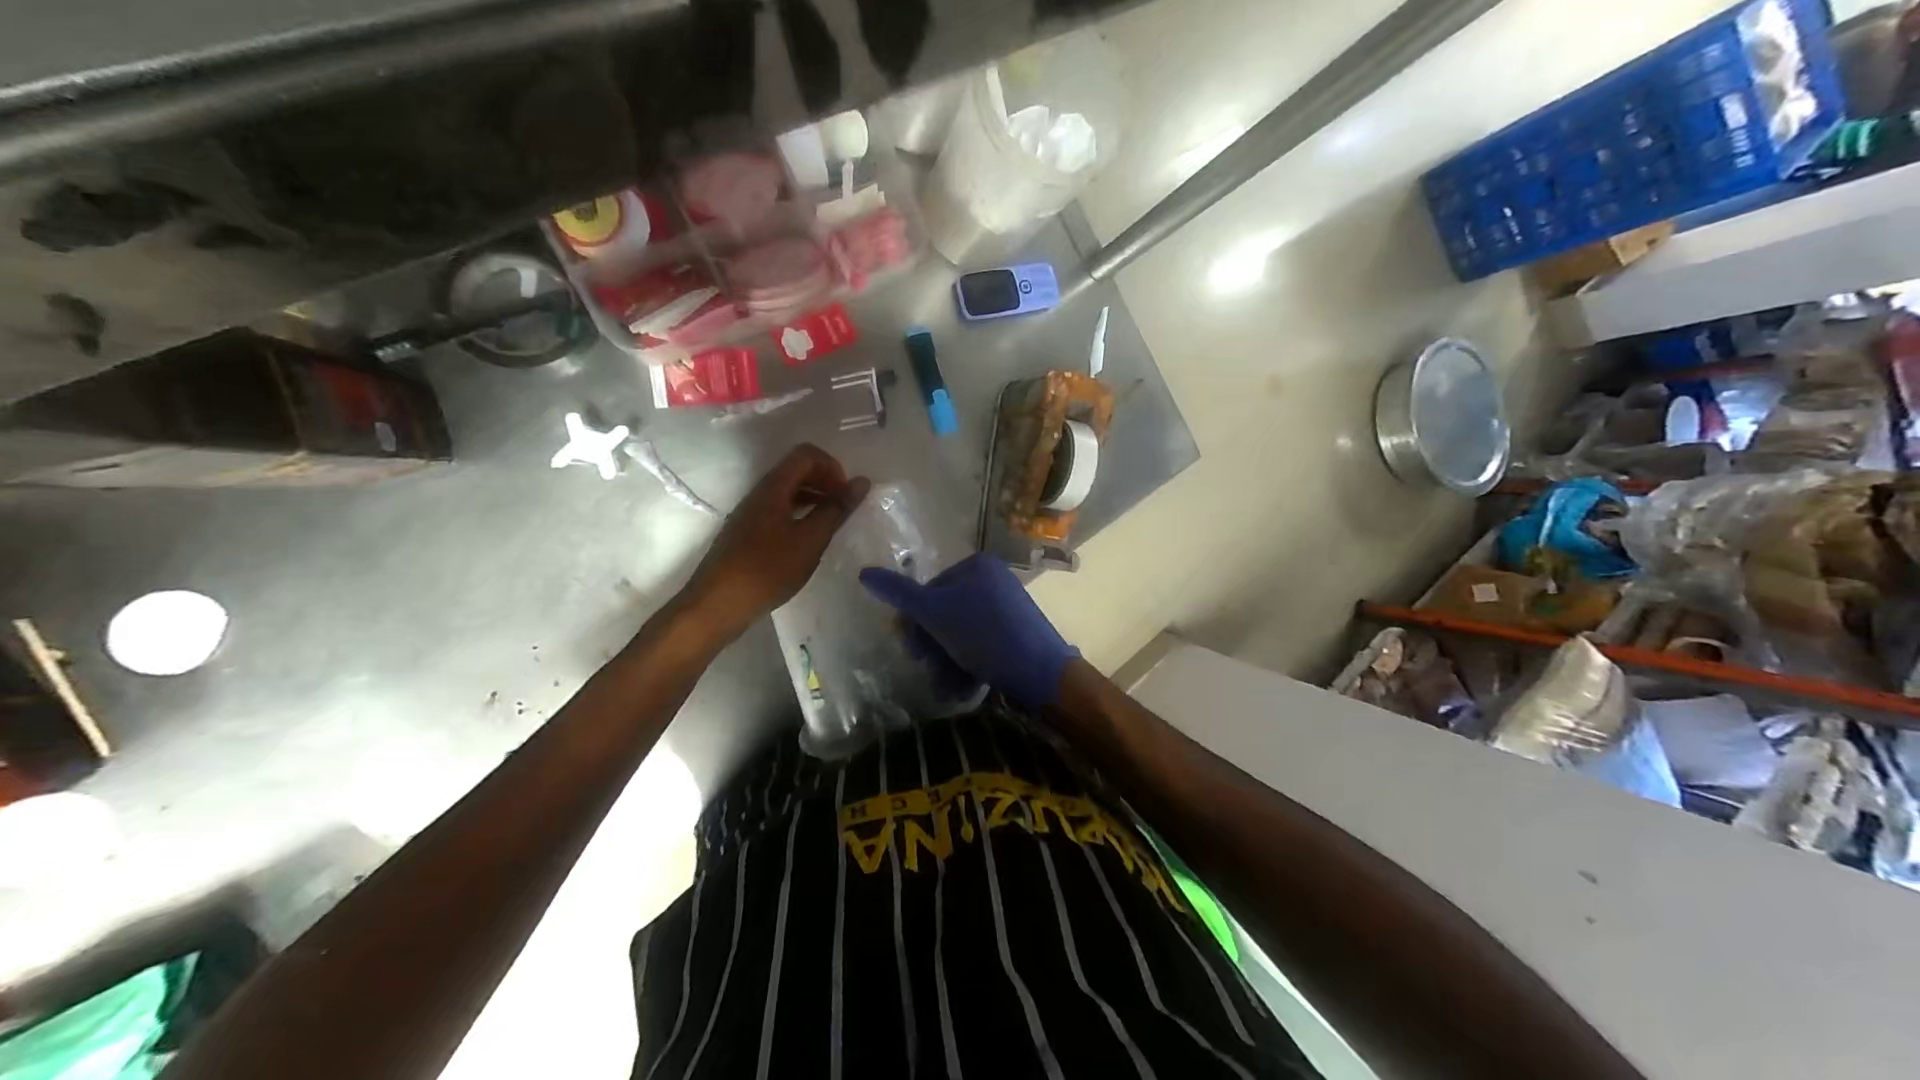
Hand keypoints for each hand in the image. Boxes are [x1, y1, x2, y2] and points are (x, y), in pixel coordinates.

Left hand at [682, 444, 868, 642]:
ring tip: (831, 523)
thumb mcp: (810, 540)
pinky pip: (778, 510)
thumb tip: (861, 482)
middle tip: (844, 507)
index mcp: (774, 487)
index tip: (846, 494)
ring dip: (813, 498)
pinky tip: (808, 540)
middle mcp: (760, 493)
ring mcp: (751, 513)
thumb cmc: (768, 569)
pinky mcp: (747, 532)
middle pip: (796, 469)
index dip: (832, 467)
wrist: (719, 603)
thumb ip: (836, 509)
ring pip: (787, 491)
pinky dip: (800, 514)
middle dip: (825, 481)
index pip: (806, 454)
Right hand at [859, 553, 1078, 708]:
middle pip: (944, 613)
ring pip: (960, 634)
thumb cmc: (982, 634)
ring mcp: (1007, 609)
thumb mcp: (935, 612)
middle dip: (932, 646)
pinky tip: (962, 687)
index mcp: (976, 566)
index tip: (912, 650)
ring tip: (945, 685)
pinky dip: (967, 666)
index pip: (929, 589)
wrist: (1040, 671)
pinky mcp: (1016, 635)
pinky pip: (981, 646)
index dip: (915, 621)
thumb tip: (863, 572)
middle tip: (926, 667)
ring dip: (945, 662)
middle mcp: (993, 581)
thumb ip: (899, 594)